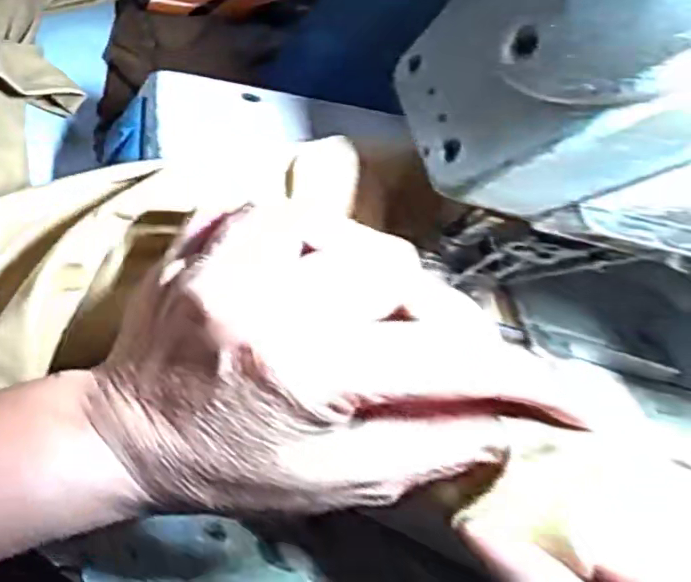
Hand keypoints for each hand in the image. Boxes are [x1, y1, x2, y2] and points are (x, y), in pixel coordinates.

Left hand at [81, 205, 590, 515]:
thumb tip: (507, 414)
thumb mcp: (338, 479)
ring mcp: (206, 266)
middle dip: (435, 309)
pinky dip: (277, 224)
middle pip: (378, 266)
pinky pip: (232, 210)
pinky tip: (294, 255)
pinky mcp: (176, 254)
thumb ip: (428, 442)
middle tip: (441, 345)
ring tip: (364, 291)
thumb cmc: (226, 465)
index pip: (441, 352)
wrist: (125, 430)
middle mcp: (253, 298)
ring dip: (352, 250)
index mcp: (298, 363)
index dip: (525, 376)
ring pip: (303, 218)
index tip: (564, 397)